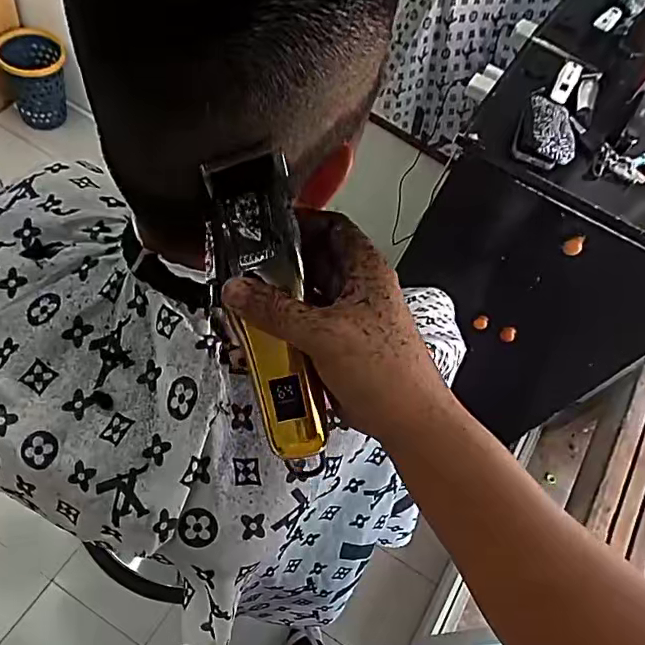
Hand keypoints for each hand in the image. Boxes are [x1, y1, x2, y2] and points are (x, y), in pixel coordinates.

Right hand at [222, 210, 452, 446]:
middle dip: (279, 272)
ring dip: (278, 309)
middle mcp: (358, 293)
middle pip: (312, 268)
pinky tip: (264, 345)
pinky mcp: (339, 351)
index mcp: (366, 273)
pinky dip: (284, 338)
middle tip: (247, 275)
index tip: (267, 228)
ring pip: (306, 304)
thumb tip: (239, 291)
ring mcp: (348, 323)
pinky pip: (305, 336)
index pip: (332, 228)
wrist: (406, 421)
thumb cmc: (387, 373)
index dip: (300, 222)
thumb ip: (276, 310)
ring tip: (249, 312)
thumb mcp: (323, 333)